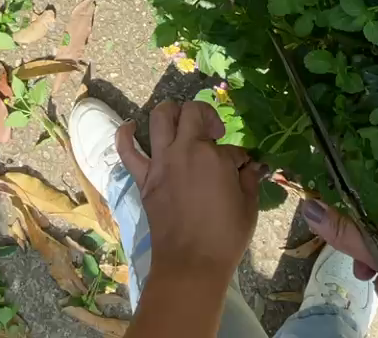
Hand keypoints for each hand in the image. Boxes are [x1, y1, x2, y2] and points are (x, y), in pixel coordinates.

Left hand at [116, 100, 262, 281]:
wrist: (191, 265)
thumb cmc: (225, 238)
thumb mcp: (248, 207)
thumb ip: (250, 180)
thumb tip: (252, 166)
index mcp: (214, 156)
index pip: (230, 147)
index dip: (238, 157)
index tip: (241, 170)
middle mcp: (185, 150)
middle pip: (192, 111)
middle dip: (206, 115)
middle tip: (214, 135)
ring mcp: (161, 161)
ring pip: (160, 117)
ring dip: (172, 112)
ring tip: (181, 123)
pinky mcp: (144, 178)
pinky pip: (127, 150)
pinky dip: (125, 134)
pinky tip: (130, 126)